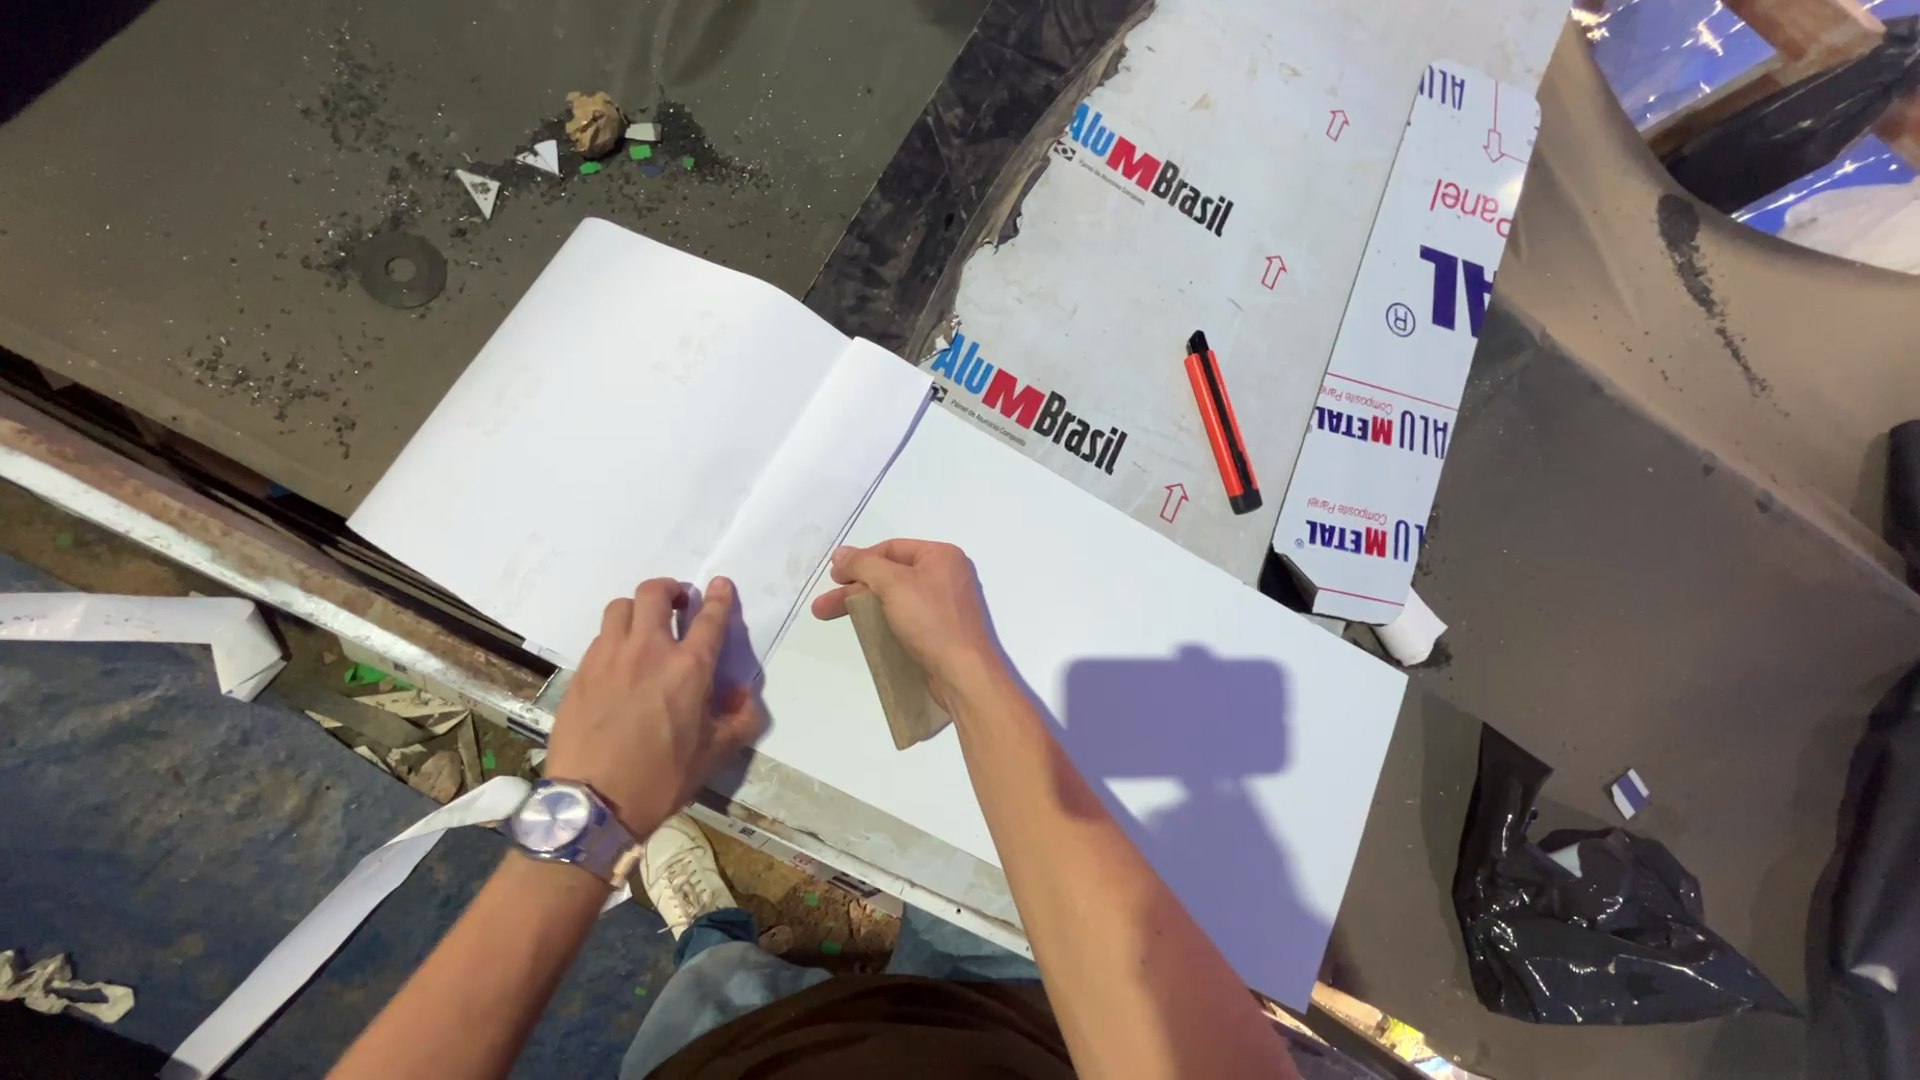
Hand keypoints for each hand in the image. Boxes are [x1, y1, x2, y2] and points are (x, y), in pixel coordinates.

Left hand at [546, 577, 763, 835]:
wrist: (593, 802)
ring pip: (620, 607)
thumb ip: (740, 718)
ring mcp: (609, 659)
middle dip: (670, 590)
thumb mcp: (716, 753)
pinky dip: (614, 637)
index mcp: (689, 668)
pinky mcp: (581, 673)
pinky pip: (599, 637)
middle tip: (678, 604)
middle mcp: (649, 651)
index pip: (709, 618)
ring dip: (637, 609)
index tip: (720, 585)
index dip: (718, 597)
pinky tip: (619, 661)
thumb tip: (742, 694)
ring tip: (644, 627)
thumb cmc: (662, 778)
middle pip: (655, 594)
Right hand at [810, 540, 1003, 707]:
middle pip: (891, 574)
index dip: (860, 560)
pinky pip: (906, 617)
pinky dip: (882, 619)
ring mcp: (945, 604)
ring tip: (828, 615)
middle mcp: (946, 575)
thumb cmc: (932, 621)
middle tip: (824, 602)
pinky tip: (862, 627)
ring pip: (895, 597)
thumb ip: (864, 564)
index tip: (833, 576)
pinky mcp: (941, 630)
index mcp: (942, 556)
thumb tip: (841, 553)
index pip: (892, 548)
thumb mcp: (894, 584)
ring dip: (863, 604)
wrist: (964, 673)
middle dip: (855, 587)